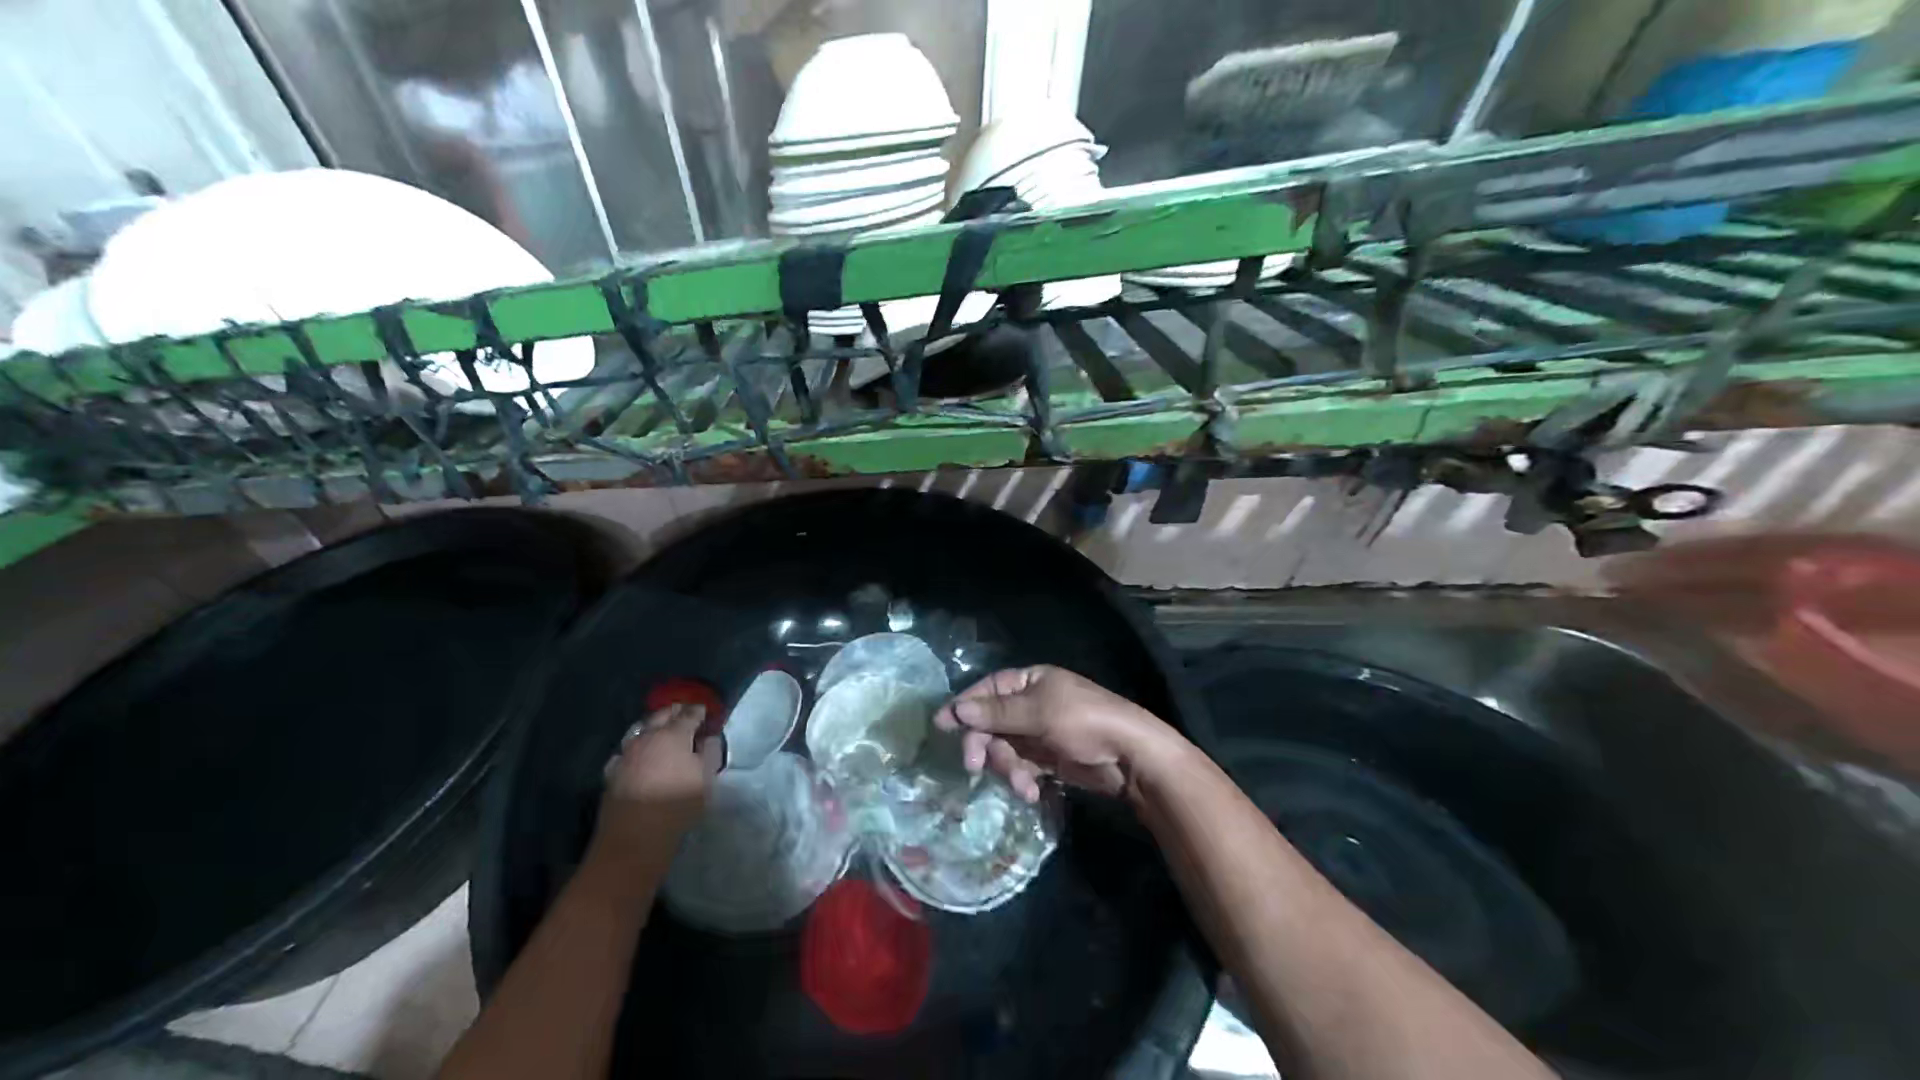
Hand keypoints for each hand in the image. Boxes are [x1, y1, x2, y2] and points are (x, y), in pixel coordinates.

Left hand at [595, 704, 722, 854]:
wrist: (635, 835)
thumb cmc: (678, 803)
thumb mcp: (707, 777)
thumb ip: (711, 752)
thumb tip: (708, 738)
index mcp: (673, 734)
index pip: (689, 714)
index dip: (700, 711)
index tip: (706, 712)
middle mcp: (647, 737)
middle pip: (661, 715)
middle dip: (674, 712)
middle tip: (684, 714)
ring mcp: (626, 753)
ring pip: (639, 729)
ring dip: (652, 726)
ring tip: (661, 732)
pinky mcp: (612, 771)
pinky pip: (625, 751)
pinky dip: (634, 748)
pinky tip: (638, 756)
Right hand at [932, 665, 1185, 801]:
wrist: (1131, 757)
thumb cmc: (1085, 722)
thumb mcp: (1039, 713)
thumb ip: (997, 713)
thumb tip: (957, 709)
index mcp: (1030, 682)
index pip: (987, 690)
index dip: (964, 707)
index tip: (941, 725)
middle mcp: (1031, 704)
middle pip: (991, 723)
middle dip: (985, 745)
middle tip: (975, 766)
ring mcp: (1039, 733)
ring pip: (1004, 749)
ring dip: (1007, 768)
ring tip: (1021, 784)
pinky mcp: (1048, 760)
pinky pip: (1021, 767)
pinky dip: (1022, 780)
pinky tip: (1032, 793)